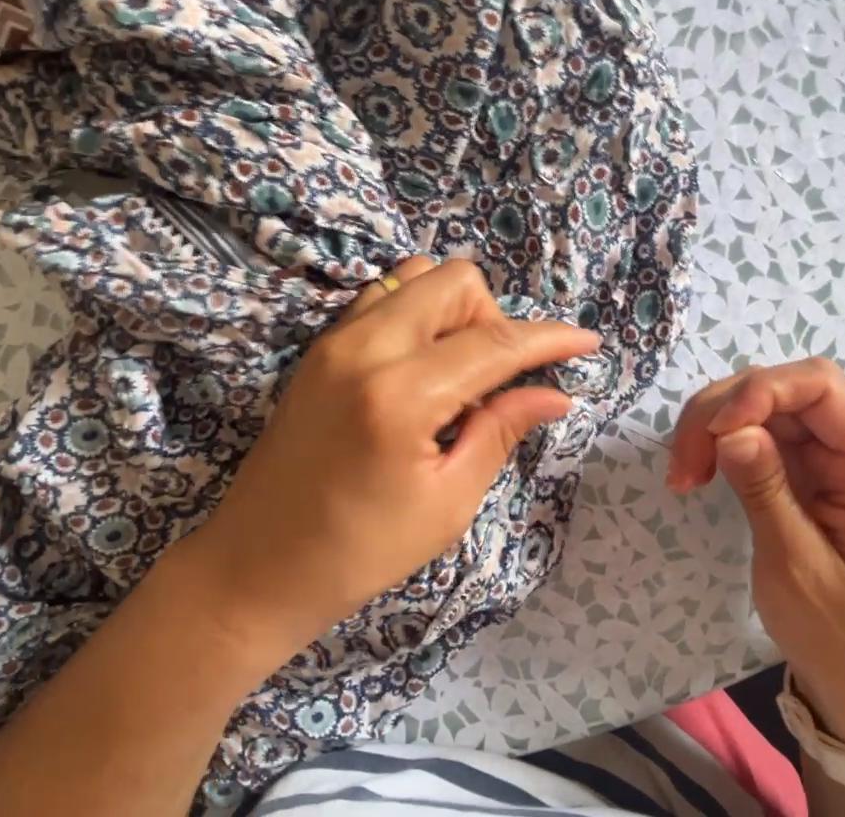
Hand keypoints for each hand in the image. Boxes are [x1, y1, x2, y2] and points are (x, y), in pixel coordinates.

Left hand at [189, 257, 601, 649]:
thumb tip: (553, 394)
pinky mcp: (318, 349)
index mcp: (400, 394)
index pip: (495, 343)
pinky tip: (420, 371)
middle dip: (492, 319)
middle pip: (454, 281)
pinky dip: (417, 316)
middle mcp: (364, 347)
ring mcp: (334, 341)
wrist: (255, 567)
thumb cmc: (359, 552)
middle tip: (492, 385)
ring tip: (454, 379)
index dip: (550, 339)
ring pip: (415, 277)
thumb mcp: (446, 502)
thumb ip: (500, 430)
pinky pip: (382, 299)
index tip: (588, 343)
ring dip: (453, 313)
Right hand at [668, 358, 844, 754]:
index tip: (715, 430)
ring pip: (763, 406)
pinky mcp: (800, 472)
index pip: (823, 388)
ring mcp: (824, 461)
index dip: (763, 390)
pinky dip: (718, 443)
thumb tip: (731, 430)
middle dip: (724, 408)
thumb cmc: (836, 633)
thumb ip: (766, 492)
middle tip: (683, 463)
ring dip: (712, 425)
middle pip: (786, 389)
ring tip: (684, 473)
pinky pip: (756, 433)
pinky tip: (697, 471)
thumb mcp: (795, 567)